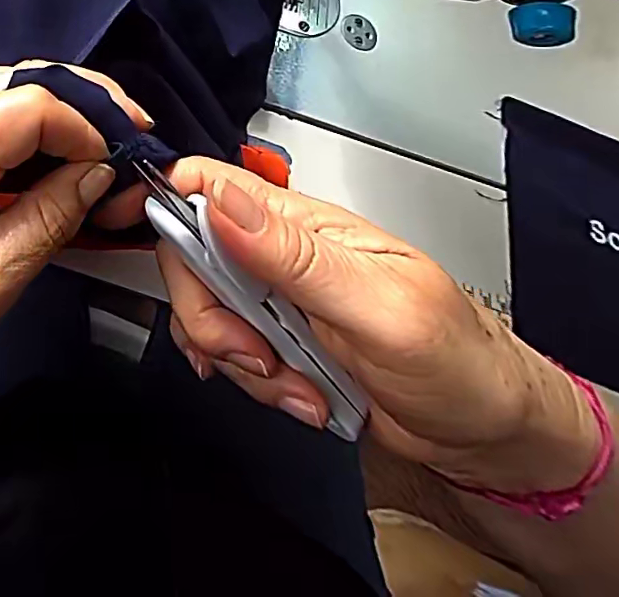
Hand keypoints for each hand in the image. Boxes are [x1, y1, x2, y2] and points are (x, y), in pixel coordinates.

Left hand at [0, 63, 148, 380]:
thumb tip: (100, 172)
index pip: (30, 106)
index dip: (87, 129)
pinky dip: (48, 120)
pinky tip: (74, 146)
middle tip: (134, 141)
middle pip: (29, 81)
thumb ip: (49, 220)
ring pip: (21, 83)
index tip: (116, 168)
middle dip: (91, 107)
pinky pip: (7, 102)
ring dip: (73, 109)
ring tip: (111, 145)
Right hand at [103, 155, 599, 493]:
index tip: (127, 223)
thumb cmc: (461, 364)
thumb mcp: (381, 308)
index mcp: (297, 222)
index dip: (159, 193)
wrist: (490, 435)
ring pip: (198, 306)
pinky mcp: (266, 332)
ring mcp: (266, 293)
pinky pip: (218, 344)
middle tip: (251, 352)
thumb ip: (296, 254)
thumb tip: (221, 200)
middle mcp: (272, 249)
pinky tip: (289, 390)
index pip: (205, 181)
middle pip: (185, 254)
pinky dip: (243, 375)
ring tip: (294, 384)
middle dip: (205, 313)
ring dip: (234, 356)